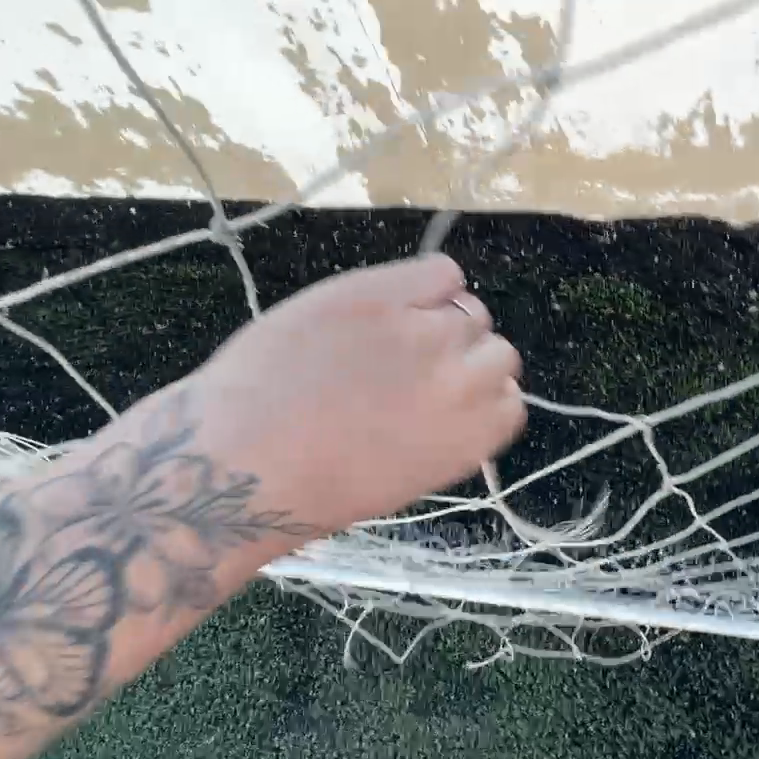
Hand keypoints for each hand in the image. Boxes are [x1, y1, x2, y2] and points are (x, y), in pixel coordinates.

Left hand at [175, 254, 524, 537]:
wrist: (247, 458)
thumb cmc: (321, 485)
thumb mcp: (410, 476)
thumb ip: (450, 434)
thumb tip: (458, 401)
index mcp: (473, 437)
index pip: (510, 399)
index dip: (481, 397)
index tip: (451, 401)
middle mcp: (464, 383)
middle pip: (498, 352)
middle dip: (466, 360)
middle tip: (419, 370)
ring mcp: (426, 334)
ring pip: (470, 312)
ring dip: (444, 322)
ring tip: (393, 338)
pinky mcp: (382, 294)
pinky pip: (442, 273)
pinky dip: (429, 284)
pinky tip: (395, 303)